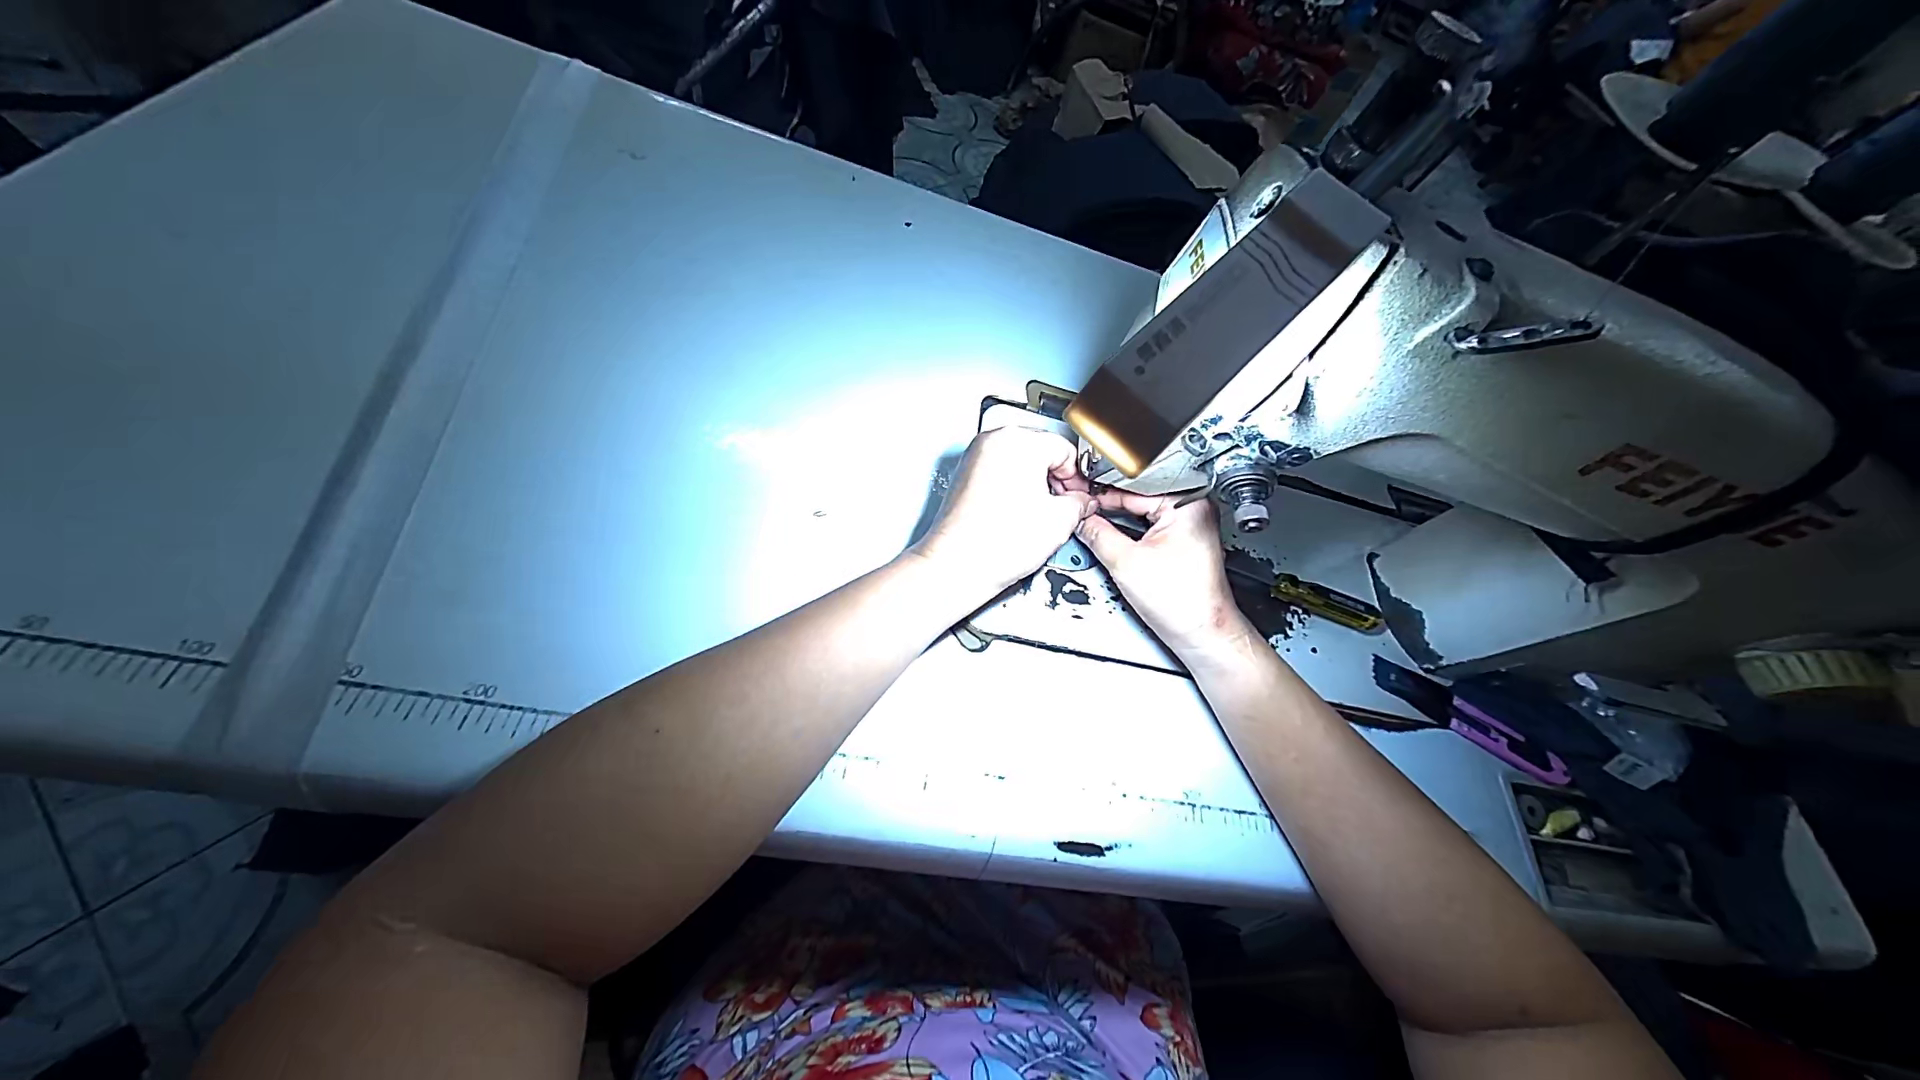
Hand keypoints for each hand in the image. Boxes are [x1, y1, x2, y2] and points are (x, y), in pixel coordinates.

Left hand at [908, 426, 1093, 595]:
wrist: (956, 566)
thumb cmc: (995, 544)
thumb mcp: (1060, 521)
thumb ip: (1081, 503)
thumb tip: (1082, 501)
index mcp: (1019, 441)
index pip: (1065, 449)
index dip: (1078, 478)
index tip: (1080, 496)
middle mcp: (994, 441)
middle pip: (1041, 451)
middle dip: (1055, 479)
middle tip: (1063, 507)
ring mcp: (975, 457)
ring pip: (1019, 462)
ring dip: (1034, 484)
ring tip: (1037, 515)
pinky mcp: (965, 475)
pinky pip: (999, 473)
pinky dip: (1012, 489)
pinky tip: (1016, 516)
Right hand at [1076, 490, 1257, 660]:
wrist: (1202, 633)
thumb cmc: (1182, 603)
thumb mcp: (1124, 561)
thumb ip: (1096, 533)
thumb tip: (1080, 518)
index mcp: (1188, 502)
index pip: (1131, 487)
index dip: (1100, 492)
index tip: (1079, 497)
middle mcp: (1195, 506)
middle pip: (1137, 495)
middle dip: (1108, 504)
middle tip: (1082, 510)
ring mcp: (1192, 522)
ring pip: (1143, 509)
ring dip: (1118, 516)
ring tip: (1096, 522)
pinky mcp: (1186, 537)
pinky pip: (1150, 523)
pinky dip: (1131, 528)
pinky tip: (1115, 534)